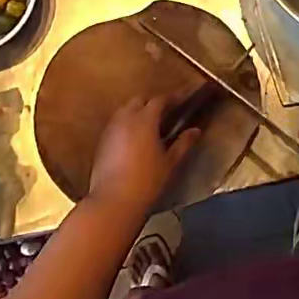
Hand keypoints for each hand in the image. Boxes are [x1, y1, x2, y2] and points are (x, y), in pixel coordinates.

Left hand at [86, 95, 200, 218]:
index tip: (182, 100)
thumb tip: (196, 130)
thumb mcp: (169, 162)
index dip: (172, 98)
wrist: (114, 200)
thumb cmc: (147, 181)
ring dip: (137, 111)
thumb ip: (183, 143)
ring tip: (149, 125)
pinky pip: (116, 123)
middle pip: (139, 100)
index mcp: (145, 120)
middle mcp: (126, 118)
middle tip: (166, 114)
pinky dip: (126, 123)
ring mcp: (111, 128)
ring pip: (125, 110)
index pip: (160, 100)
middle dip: (152, 103)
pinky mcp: (102, 140)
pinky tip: (133, 138)